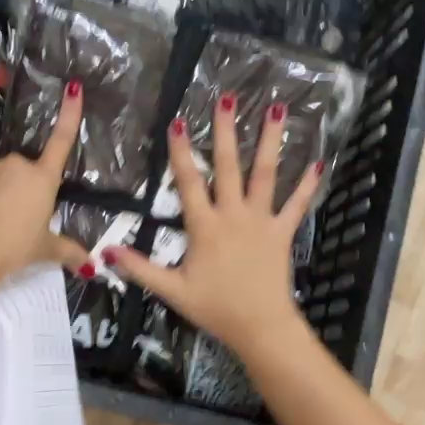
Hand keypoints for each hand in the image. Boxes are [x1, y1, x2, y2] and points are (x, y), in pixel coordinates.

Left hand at [0, 81, 89, 283]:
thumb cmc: (13, 248)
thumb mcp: (44, 251)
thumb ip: (68, 251)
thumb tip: (91, 266)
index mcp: (42, 179)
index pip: (61, 142)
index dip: (69, 115)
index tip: (73, 87)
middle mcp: (16, 166)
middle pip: (24, 173)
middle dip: (22, 190)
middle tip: (18, 222)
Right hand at [105, 92, 319, 356]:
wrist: (260, 326)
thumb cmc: (215, 308)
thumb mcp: (172, 291)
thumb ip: (140, 269)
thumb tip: (106, 252)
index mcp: (204, 227)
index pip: (188, 183)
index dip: (181, 153)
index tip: (177, 122)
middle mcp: (233, 215)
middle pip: (228, 167)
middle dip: (225, 131)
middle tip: (227, 98)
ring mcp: (261, 221)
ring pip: (265, 175)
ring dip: (270, 141)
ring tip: (278, 109)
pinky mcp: (282, 232)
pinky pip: (296, 205)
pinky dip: (307, 184)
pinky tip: (319, 161)